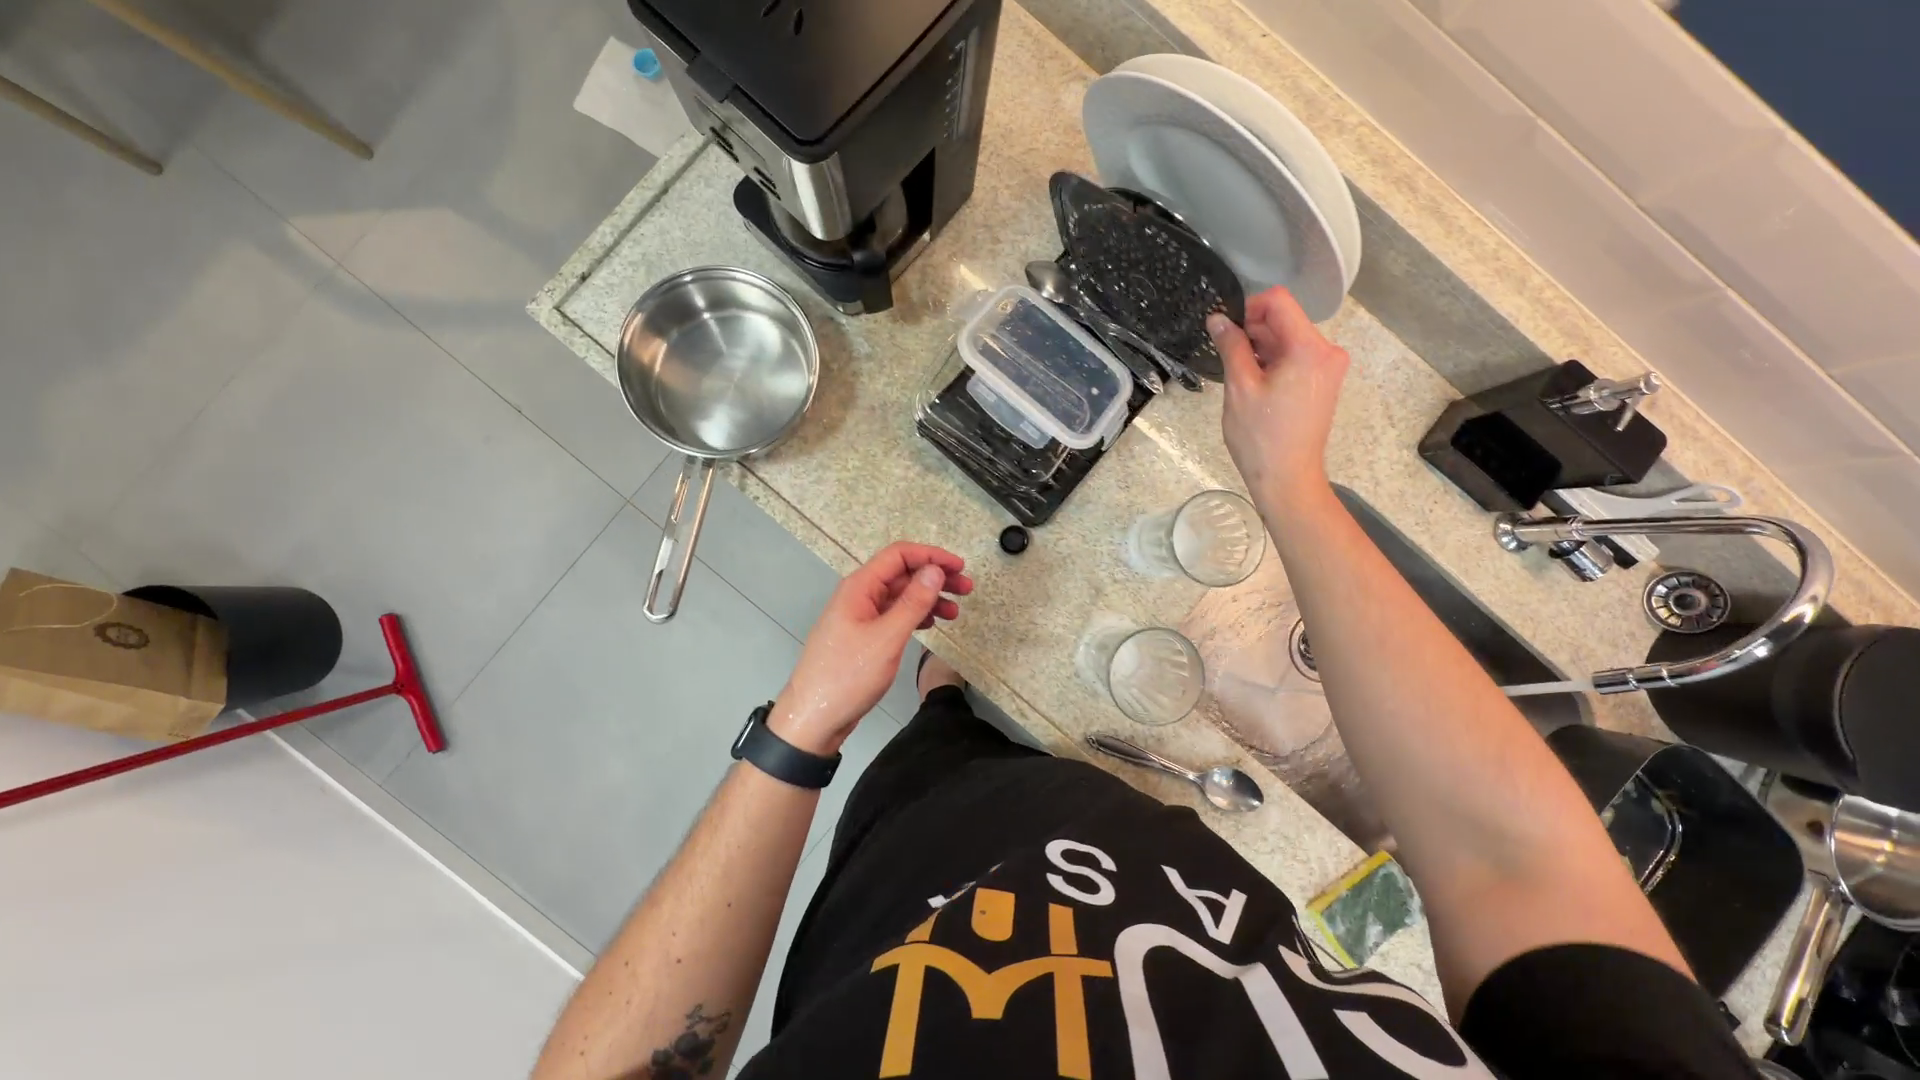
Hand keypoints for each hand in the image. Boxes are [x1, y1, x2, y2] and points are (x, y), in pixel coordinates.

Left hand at [766, 542, 972, 755]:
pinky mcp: (862, 637)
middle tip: (966, 590)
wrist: (814, 717)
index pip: (898, 555)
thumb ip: (913, 602)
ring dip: (928, 599)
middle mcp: (858, 596)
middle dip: (934, 578)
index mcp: (859, 587)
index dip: (931, 556)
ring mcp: (859, 617)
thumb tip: (935, 570)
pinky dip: (914, 617)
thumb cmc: (848, 676)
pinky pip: (892, 616)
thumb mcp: (887, 638)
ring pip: (899, 597)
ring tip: (955, 613)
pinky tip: (931, 625)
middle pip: (901, 574)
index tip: (960, 567)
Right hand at [1208, 287, 1350, 509]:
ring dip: (1262, 349)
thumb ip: (1231, 345)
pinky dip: (1274, 362)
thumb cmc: (1261, 437)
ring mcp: (1329, 366)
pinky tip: (1257, 386)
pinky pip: (1295, 356)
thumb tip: (1218, 318)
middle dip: (1254, 332)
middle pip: (1284, 319)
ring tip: (1243, 379)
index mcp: (1310, 348)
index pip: (1278, 301)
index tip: (1228, 334)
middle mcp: (1327, 351)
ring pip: (1288, 338)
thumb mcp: (1239, 387)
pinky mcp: (1323, 380)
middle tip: (1230, 360)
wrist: (1287, 478)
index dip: (1248, 309)